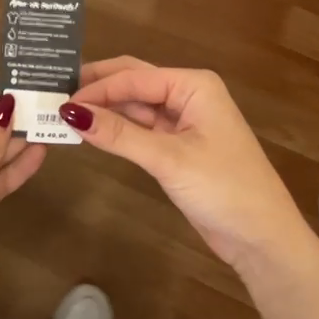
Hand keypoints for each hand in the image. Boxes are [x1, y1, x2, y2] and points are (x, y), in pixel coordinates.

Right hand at [62, 57, 310, 270]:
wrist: (264, 242)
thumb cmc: (224, 189)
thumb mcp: (168, 159)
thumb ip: (119, 134)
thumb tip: (69, 112)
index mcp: (193, 85)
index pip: (134, 76)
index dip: (96, 86)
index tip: (59, 99)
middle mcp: (187, 94)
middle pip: (133, 82)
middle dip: (96, 87)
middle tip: (54, 92)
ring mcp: (183, 120)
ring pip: (134, 105)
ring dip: (104, 109)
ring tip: (64, 111)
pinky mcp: (177, 145)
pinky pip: (140, 127)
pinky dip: (116, 129)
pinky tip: (90, 131)